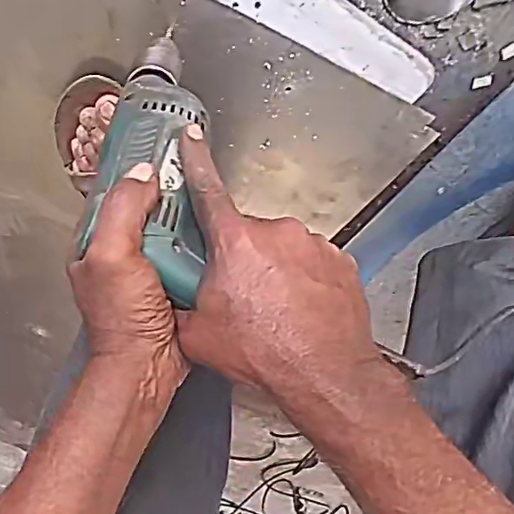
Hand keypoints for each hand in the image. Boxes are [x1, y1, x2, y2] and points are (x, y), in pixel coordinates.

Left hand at [69, 163, 187, 387]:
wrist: (147, 367)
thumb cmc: (122, 321)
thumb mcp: (112, 257)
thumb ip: (122, 211)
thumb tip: (143, 174)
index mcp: (96, 243)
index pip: (114, 193)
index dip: (135, 172)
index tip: (161, 150)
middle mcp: (121, 254)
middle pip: (146, 209)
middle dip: (168, 195)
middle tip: (190, 174)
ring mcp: (149, 270)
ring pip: (171, 230)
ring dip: (187, 220)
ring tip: (206, 199)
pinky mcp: (175, 283)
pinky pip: (189, 254)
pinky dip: (200, 245)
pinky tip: (213, 236)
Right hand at [173, 123, 391, 414]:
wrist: (324, 374)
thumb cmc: (268, 354)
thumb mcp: (201, 336)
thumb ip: (181, 305)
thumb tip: (174, 301)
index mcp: (236, 243)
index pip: (208, 189)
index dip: (195, 160)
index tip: (191, 139)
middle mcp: (277, 234)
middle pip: (246, 234)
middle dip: (240, 258)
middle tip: (240, 296)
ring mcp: (312, 245)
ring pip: (280, 250)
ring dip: (273, 271)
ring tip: (273, 311)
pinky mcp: (339, 261)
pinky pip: (310, 262)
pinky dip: (302, 281)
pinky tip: (297, 311)